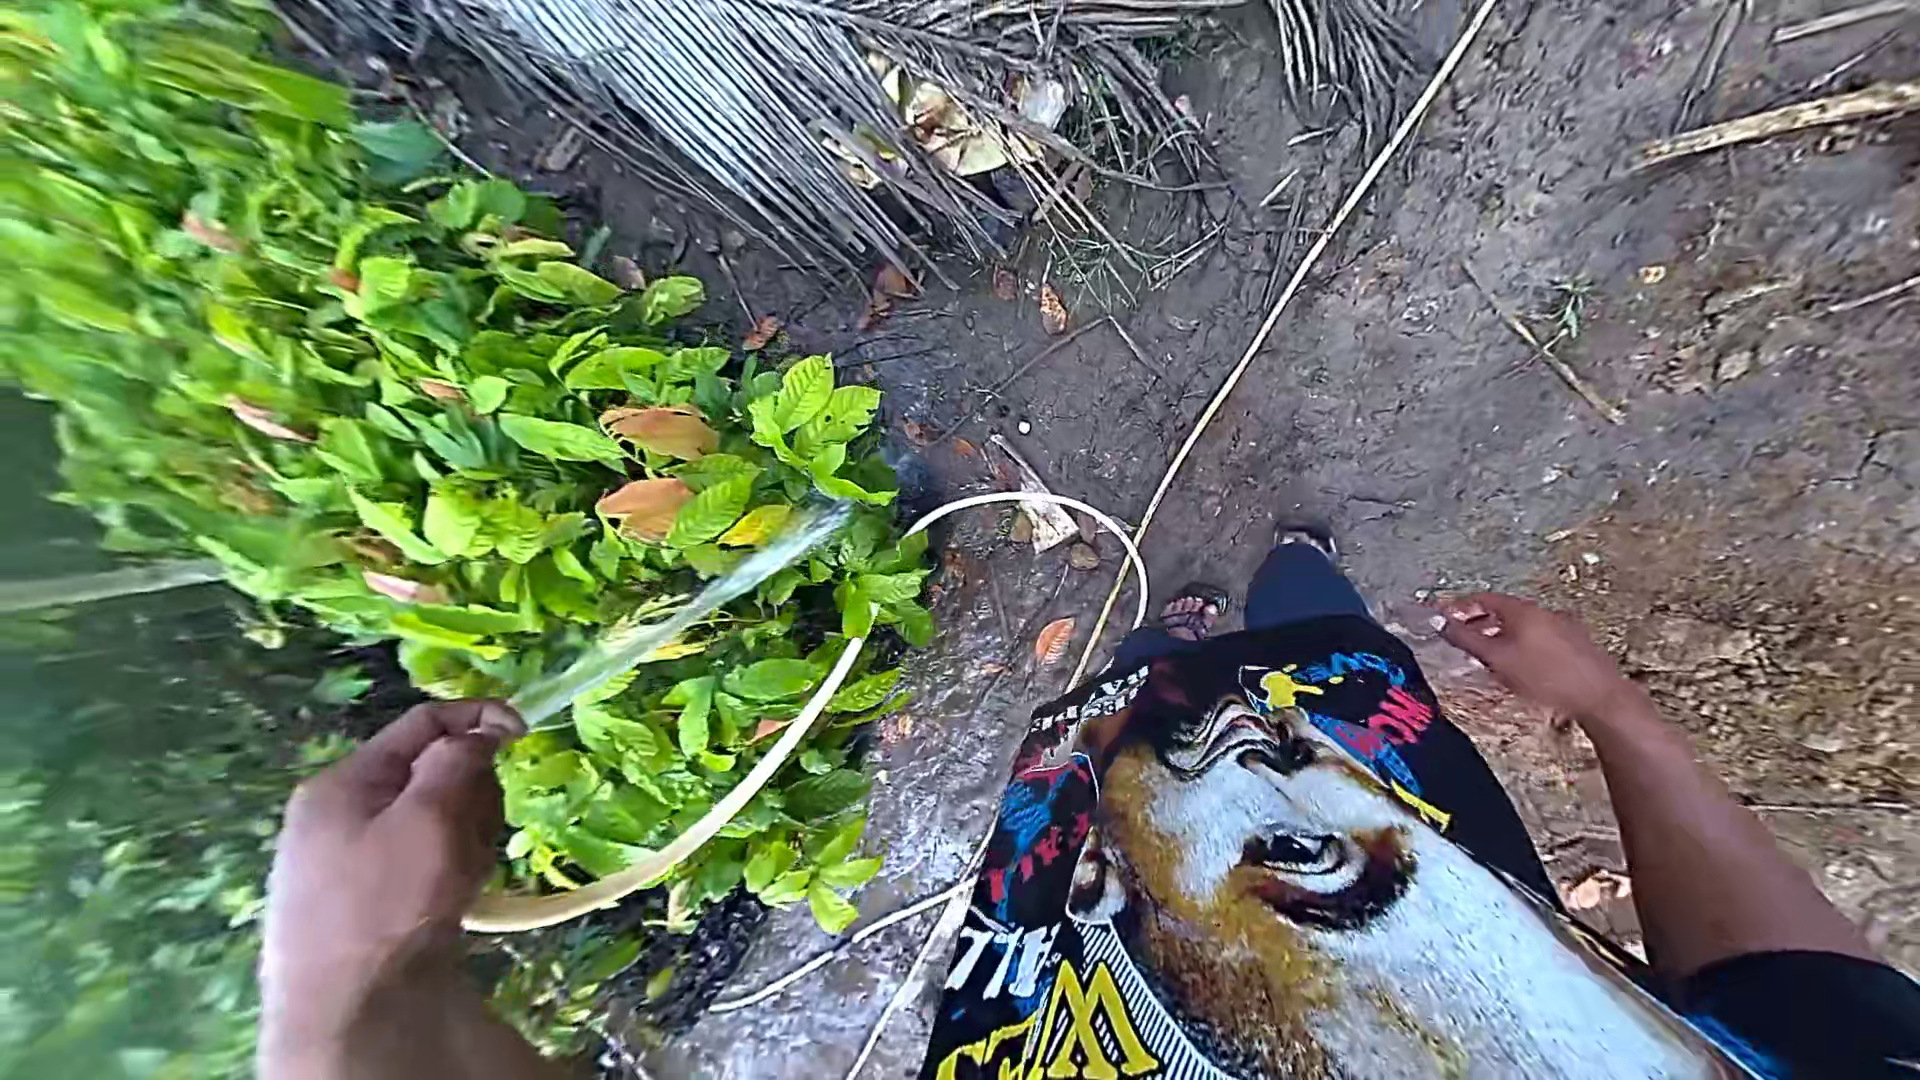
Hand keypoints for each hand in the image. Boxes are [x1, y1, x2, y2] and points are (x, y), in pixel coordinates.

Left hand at [260, 700, 521, 1066]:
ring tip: (465, 864)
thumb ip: (457, 758)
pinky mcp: (386, 878)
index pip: (426, 720)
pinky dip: (461, 854)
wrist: (357, 1004)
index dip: (481, 716)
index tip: (524, 733)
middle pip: (442, 763)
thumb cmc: (388, 898)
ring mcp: (365, 845)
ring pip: (448, 803)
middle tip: (477, 825)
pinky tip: (457, 884)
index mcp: (347, 781)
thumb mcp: (428, 814)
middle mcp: (350, 806)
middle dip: (475, 787)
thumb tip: (484, 728)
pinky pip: (440, 841)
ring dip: (472, 825)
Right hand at [1432, 592, 1641, 720]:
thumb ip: (1463, 637)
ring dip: (1499, 633)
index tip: (1444, 618)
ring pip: (1522, 625)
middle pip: (1503, 610)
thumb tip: (1439, 622)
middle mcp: (1545, 613)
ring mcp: (1566, 629)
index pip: (1483, 598)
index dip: (1459, 606)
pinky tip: (1516, 662)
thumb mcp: (1494, 657)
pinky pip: (1539, 636)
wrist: (1602, 701)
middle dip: (1478, 621)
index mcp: (1523, 611)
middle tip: (1461, 636)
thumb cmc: (1543, 676)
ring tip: (1486, 653)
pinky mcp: (1578, 646)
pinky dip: (1520, 642)